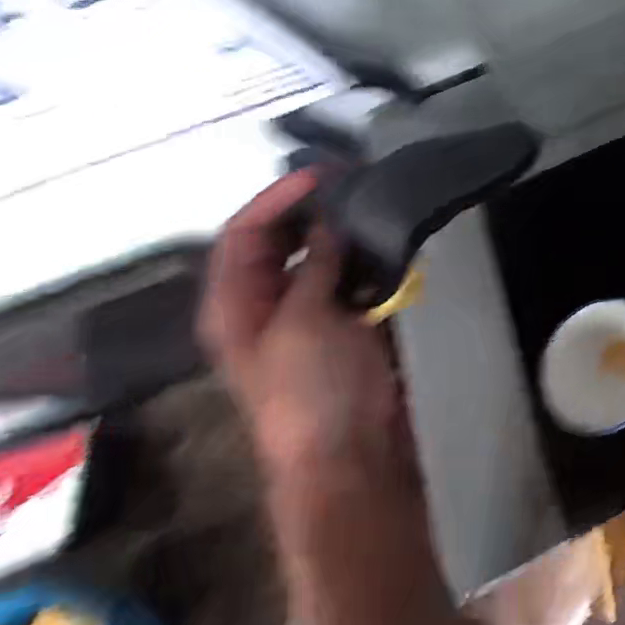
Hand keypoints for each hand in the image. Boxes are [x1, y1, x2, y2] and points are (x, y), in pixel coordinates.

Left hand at [199, 172, 411, 488]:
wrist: (347, 449)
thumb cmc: (310, 389)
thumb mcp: (305, 322)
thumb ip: (317, 267)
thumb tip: (331, 221)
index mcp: (234, 304)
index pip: (245, 235)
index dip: (277, 200)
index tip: (325, 176)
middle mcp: (265, 304)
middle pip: (278, 243)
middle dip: (310, 211)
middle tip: (354, 184)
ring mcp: (308, 316)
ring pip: (318, 260)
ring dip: (341, 233)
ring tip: (375, 207)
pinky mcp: (347, 327)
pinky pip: (351, 280)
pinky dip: (366, 259)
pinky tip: (390, 246)